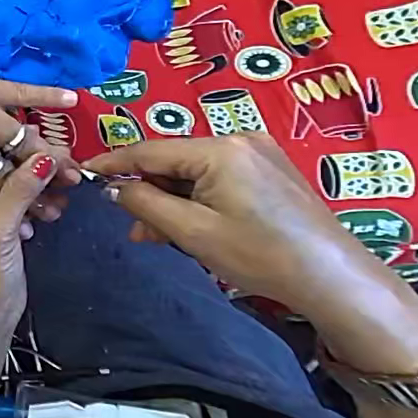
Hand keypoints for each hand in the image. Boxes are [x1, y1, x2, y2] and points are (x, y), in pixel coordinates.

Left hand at [0, 8, 81, 212]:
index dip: (2, 210)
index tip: (24, 223)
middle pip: (7, 174)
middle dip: (35, 192)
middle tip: (60, 202)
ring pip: (22, 142)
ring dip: (48, 157)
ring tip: (72, 169)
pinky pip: (23, 93)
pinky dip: (49, 94)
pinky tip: (74, 100)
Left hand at [0, 151, 56, 343]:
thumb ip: (19, 191)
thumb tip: (46, 156)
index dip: (22, 150)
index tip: (55, 147)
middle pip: (8, 171)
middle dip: (39, 167)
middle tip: (70, 168)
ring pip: (21, 187)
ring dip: (45, 186)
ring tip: (69, 187)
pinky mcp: (7, 229)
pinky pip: (27, 205)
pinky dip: (43, 203)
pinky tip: (57, 208)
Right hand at [83, 135, 417, 369]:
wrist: (333, 278)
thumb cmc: (259, 254)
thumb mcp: (192, 231)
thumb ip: (145, 203)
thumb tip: (114, 187)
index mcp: (219, 149)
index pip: (150, 150)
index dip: (113, 161)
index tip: (84, 170)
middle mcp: (237, 139)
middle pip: (172, 161)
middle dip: (147, 192)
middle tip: (133, 229)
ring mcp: (256, 153)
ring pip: (192, 172)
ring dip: (169, 200)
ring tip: (157, 236)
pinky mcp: (267, 171)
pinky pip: (215, 178)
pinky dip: (194, 200)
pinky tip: (186, 226)